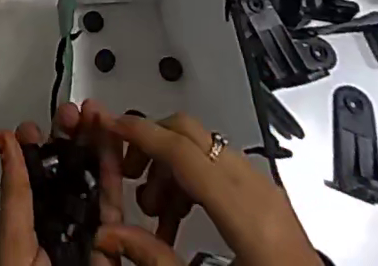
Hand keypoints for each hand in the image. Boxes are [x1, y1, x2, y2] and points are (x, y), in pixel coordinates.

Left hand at [0, 100, 124, 265]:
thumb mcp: (16, 243)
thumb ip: (15, 191)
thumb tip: (3, 139)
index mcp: (31, 221)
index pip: (34, 173)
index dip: (36, 144)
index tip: (36, 125)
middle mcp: (59, 221)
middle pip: (67, 169)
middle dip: (72, 135)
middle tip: (73, 111)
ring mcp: (88, 233)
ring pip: (93, 179)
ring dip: (96, 144)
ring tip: (96, 116)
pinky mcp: (117, 248)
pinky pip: (117, 207)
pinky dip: (117, 175)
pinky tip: (114, 147)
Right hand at [96, 112, 318, 265]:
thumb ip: (156, 261)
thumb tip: (109, 233)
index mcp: (247, 216)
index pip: (183, 151)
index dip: (140, 134)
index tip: (108, 125)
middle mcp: (258, 192)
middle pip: (191, 134)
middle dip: (150, 144)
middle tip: (126, 174)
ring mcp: (266, 193)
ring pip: (202, 149)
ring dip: (169, 167)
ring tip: (153, 210)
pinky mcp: (269, 202)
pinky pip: (219, 168)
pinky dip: (190, 180)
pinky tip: (177, 217)